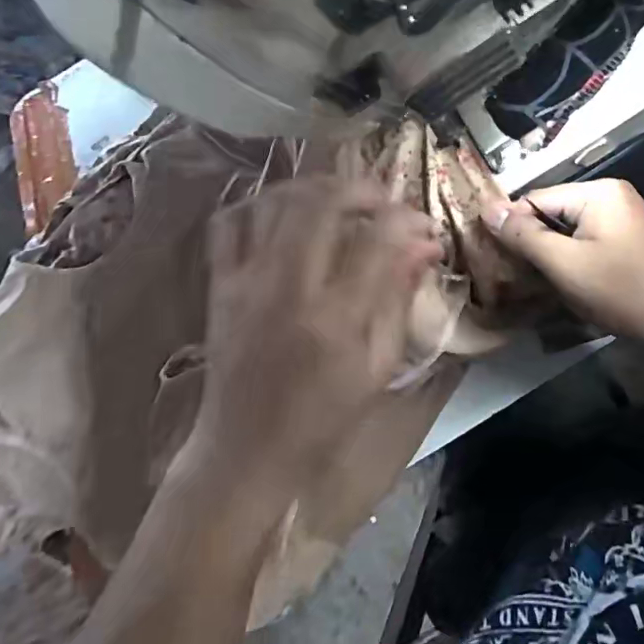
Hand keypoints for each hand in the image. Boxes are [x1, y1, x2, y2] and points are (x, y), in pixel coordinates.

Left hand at [189, 177, 442, 479]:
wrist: (244, 455)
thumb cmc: (323, 417)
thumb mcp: (379, 366)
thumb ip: (399, 298)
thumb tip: (425, 245)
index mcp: (335, 318)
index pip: (377, 240)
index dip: (407, 220)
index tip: (424, 224)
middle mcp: (286, 289)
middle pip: (321, 204)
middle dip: (361, 189)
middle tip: (383, 200)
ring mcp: (244, 283)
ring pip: (275, 202)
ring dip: (315, 188)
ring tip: (341, 198)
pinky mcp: (218, 286)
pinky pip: (229, 222)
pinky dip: (260, 204)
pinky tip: (287, 212)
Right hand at [485, 179, 643, 349]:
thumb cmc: (620, 291)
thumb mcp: (565, 264)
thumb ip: (524, 235)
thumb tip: (488, 208)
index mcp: (598, 191)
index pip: (537, 198)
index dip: (513, 226)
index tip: (492, 255)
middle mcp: (611, 194)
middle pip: (553, 211)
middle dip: (533, 241)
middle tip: (514, 273)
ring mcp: (623, 215)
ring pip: (569, 228)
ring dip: (552, 253)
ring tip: (538, 280)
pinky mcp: (628, 237)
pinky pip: (587, 239)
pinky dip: (573, 257)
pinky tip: (567, 282)